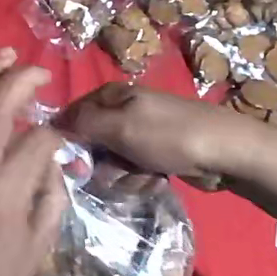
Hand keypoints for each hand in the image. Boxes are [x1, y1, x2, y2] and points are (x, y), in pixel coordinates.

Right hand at [56, 83, 264, 186]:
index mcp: (114, 95)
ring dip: (122, 174)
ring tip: (140, 176)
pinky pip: (134, 170)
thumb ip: (84, 124)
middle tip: (109, 173)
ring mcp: (143, 133)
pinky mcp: (157, 153)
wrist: (225, 151)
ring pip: (112, 161)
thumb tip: (51, 123)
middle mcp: (125, 110)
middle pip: (92, 141)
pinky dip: (141, 178)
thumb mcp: (120, 127)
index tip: (65, 161)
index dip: (67, 136)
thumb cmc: (169, 135)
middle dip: (99, 161)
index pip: (74, 113)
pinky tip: (155, 180)